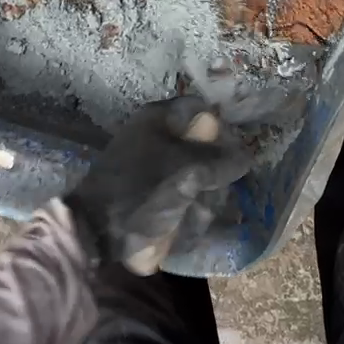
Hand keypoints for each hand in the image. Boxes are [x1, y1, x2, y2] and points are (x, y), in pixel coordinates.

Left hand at [64, 97, 252, 274]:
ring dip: (201, 204)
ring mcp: (157, 170)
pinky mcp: (157, 197)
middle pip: (206, 151)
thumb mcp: (185, 172)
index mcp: (159, 119)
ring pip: (200, 182)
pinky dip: (188, 217)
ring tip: (186, 216)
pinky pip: (187, 202)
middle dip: (210, 180)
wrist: (98, 233)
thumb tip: (246, 156)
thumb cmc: (140, 191)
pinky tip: (178, 229)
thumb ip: (219, 160)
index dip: (221, 129)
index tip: (232, 155)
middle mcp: (159, 138)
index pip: (202, 111)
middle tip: (204, 194)